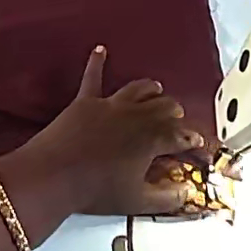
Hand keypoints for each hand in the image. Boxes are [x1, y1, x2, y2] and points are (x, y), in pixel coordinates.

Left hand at [0, 46, 203, 216]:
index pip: (180, 135)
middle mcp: (134, 116)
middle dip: (174, 113)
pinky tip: (100, 49)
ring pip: (137, 89)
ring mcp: (109, 105)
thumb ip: (168, 197)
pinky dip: (97, 62)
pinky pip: (92, 76)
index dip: (191, 140)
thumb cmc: (95, 190)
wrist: (54, 174)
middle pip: (163, 107)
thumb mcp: (138, 201)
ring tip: (157, 88)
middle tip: (178, 118)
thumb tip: (186, 192)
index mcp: (151, 139)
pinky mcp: (85, 101)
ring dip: (150, 89)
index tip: (196, 143)